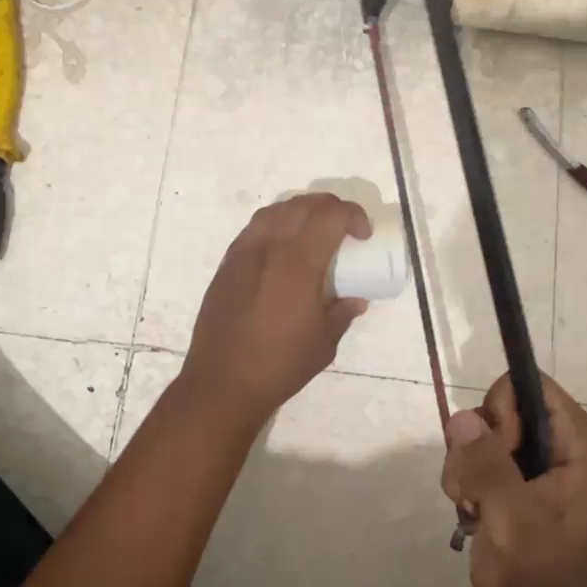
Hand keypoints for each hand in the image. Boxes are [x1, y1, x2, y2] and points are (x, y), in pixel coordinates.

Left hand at [180, 194, 371, 421]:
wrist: (222, 381)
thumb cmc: (279, 365)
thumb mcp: (324, 343)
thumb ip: (342, 313)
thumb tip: (355, 300)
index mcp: (297, 263)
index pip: (330, 215)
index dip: (353, 215)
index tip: (363, 235)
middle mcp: (268, 247)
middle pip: (302, 205)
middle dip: (329, 207)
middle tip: (344, 229)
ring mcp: (243, 253)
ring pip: (274, 211)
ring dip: (300, 212)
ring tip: (313, 234)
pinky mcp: (226, 265)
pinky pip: (254, 229)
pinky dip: (275, 226)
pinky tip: (283, 251)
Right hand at [442, 372, 586, 586]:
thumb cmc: (534, 570)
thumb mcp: (511, 517)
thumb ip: (488, 465)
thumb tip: (462, 418)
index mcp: (577, 441)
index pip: (529, 386)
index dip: (503, 413)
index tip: (498, 456)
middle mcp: (559, 439)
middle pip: (499, 405)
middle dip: (477, 445)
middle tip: (479, 489)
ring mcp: (534, 455)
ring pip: (480, 429)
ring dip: (465, 466)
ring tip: (474, 507)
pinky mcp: (513, 472)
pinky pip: (474, 450)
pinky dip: (464, 477)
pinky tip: (472, 509)